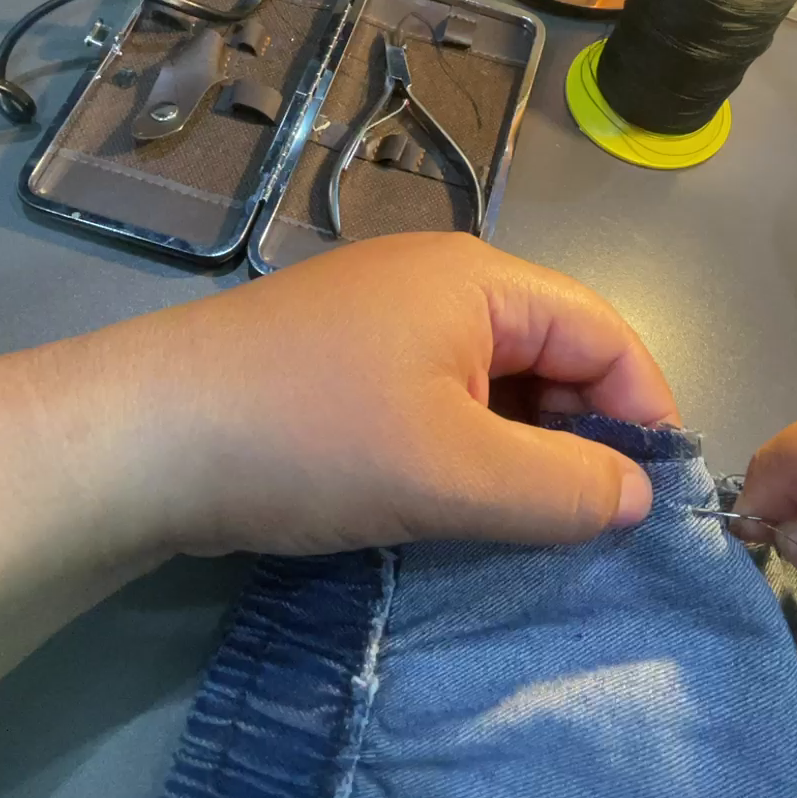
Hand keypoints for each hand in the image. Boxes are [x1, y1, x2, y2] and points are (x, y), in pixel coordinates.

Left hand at [29, 233, 678, 558]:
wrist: (143, 437)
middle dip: (580, 431)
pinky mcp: (347, 358)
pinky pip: (440, 394)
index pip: (602, 331)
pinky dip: (467, 444)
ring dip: (521, 445)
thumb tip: (636, 495)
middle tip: (584, 518)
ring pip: (494, 379)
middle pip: (550, 350)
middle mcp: (438, 281)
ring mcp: (386, 317)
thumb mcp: (455, 470)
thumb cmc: (311, 436)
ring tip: (522, 517)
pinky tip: (457, 493)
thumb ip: (563, 486)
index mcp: (479, 279)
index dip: (643, 409)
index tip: (653, 495)